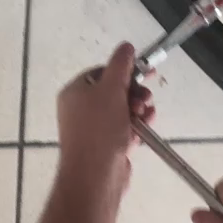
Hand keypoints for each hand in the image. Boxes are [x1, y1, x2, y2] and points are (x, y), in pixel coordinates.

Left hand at [56, 43, 151, 192]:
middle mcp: (80, 109)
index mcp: (75, 92)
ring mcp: (91, 129)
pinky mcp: (104, 146)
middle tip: (147, 96)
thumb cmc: (100, 128)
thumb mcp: (111, 89)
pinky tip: (147, 126)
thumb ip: (121, 65)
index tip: (144, 72)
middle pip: (113, 91)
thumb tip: (126, 46)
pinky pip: (123, 129)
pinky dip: (136, 126)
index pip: (101, 72)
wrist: (95, 176)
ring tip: (147, 113)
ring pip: (121, 110)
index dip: (123, 71)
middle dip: (134, 92)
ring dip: (138, 109)